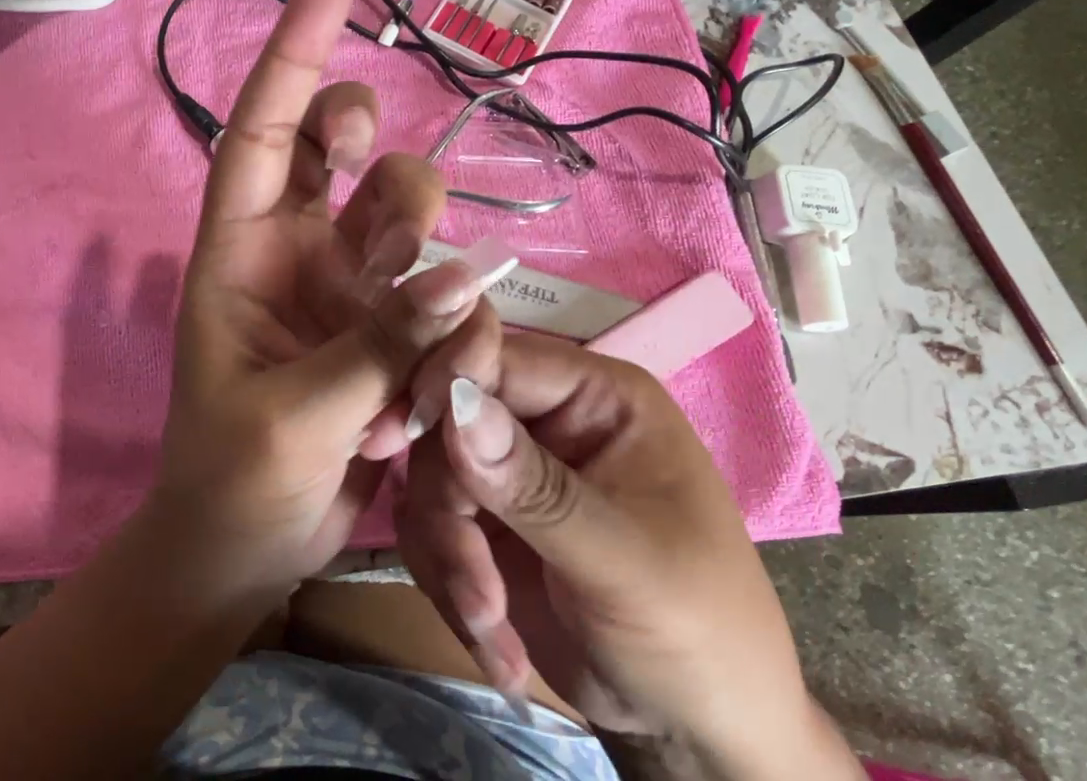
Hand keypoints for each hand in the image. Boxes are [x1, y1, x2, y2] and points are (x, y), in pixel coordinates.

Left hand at [148, 0, 512, 593]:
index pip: (263, 128)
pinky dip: (446, 339)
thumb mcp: (291, 415)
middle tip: (398, 236)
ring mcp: (349, 295)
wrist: (244, 551)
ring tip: (406, 378)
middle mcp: (297, 255)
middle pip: (354, 163)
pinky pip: (440, 300)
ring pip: (410, 229)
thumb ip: (373, 345)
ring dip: (426, 276)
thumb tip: (464, 273)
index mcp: (239, 251)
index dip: (297, 51)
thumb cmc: (234, 479)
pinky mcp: (389, 338)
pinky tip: (415, 409)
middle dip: (388, 177)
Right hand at [395, 334, 861, 775]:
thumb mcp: (623, 561)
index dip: (434, 386)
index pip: (490, 355)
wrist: (693, 730)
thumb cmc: (699, 634)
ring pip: (424, 482)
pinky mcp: (480, 522)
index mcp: (595, 397)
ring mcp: (505, 473)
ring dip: (450, 562)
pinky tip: (495, 640)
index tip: (387, 439)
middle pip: (441, 423)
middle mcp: (543, 421)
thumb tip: (452, 401)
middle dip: (448, 514)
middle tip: (477, 595)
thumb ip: (534, 484)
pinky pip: (425, 528)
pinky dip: (448, 585)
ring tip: (494, 631)